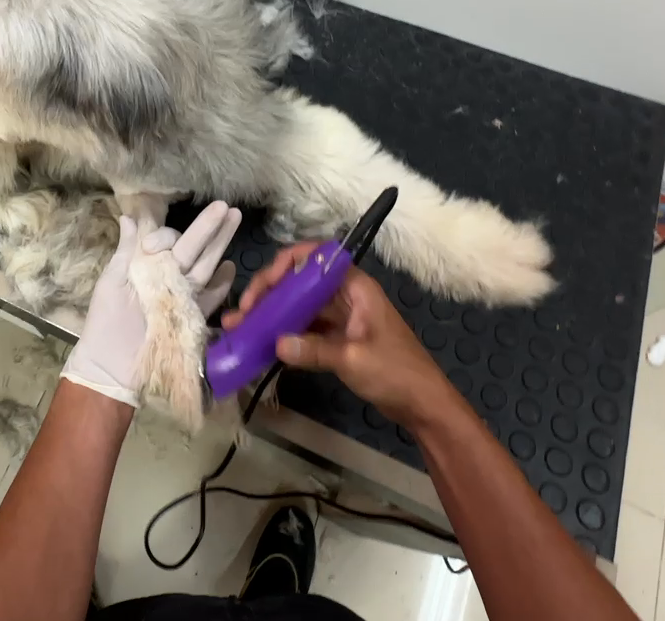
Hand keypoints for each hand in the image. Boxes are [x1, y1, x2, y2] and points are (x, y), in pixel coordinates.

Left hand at [61, 202, 241, 406]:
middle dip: (209, 227)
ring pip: (205, 266)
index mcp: (148, 265)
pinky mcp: (191, 319)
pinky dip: (221, 286)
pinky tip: (230, 267)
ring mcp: (182, 297)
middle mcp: (169, 277)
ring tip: (234, 221)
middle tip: (226, 206)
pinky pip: (209, 299)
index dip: (163, 235)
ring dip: (220, 245)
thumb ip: (126, 250)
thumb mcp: (112, 281)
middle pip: (193, 248)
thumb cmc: (107, 322)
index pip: (165, 241)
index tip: (151, 245)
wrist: (111, 366)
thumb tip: (130, 217)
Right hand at [223, 244, 455, 427]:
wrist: (425, 406)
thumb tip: (275, 344)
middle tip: (242, 313)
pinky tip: (259, 344)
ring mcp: (339, 317)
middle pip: (299, 281)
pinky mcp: (335, 338)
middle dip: (268, 293)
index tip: (264, 287)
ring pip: (297, 305)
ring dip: (270, 314)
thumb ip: (314, 350)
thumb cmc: (397, 373)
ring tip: (239, 326)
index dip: (285, 265)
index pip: (314, 258)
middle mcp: (344, 295)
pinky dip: (282, 333)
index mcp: (354, 286)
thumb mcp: (354, 359)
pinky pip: (302, 327)